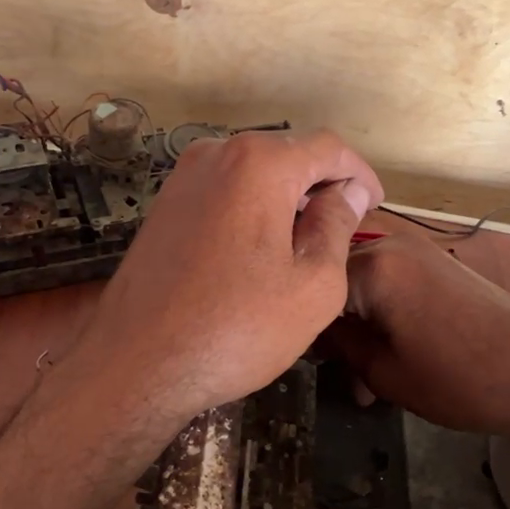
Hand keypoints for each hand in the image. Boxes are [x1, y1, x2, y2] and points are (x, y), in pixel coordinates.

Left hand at [69, 129, 383, 424]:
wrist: (137, 362)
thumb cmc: (235, 328)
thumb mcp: (313, 284)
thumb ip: (336, 225)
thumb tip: (347, 192)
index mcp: (258, 162)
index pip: (328, 146)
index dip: (358, 174)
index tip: (372, 208)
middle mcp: (216, 152)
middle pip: (287, 153)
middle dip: (321, 185)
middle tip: (342, 230)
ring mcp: (182, 177)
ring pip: (253, 172)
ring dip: (285, 198)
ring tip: (304, 245)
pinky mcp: (164, 204)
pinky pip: (223, 191)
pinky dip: (251, 208)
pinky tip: (259, 251)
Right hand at [322, 233, 509, 434]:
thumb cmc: (460, 380)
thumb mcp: (384, 373)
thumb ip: (338, 345)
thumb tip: (314, 334)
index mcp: (372, 265)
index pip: (312, 290)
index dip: (306, 330)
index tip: (312, 364)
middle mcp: (392, 243)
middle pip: (338, 283)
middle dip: (336, 330)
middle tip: (342, 377)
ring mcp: (419, 250)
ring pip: (365, 288)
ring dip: (361, 328)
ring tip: (369, 380)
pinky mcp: (439, 264)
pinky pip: (392, 285)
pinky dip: (385, 317)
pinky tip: (393, 356)